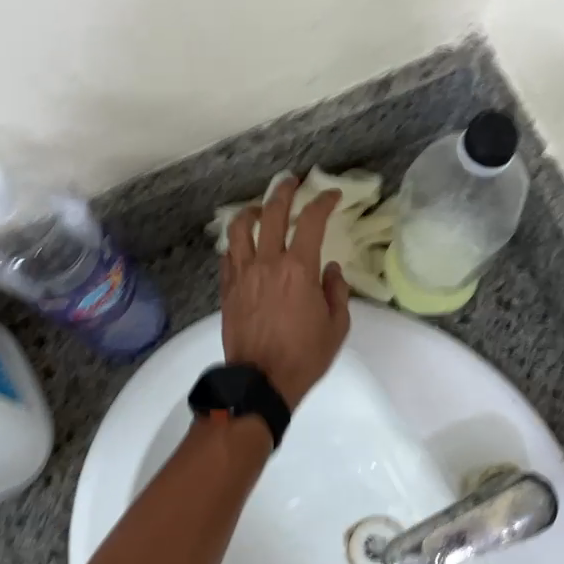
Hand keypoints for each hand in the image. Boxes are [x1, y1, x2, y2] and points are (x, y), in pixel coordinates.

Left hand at [220, 176, 350, 408]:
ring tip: (259, 209)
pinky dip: (237, 244)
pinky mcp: (227, 289)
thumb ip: (336, 292)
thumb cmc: (305, 357)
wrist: (261, 381)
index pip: (311, 221)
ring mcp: (242, 275)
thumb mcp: (336, 327)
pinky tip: (243, 246)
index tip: (331, 196)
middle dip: (284, 191)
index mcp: (299, 269)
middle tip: (291, 182)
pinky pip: (228, 256)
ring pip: (239, 229)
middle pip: (271, 213)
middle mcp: (268, 263)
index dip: (323, 202)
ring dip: (251, 212)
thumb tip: (330, 270)